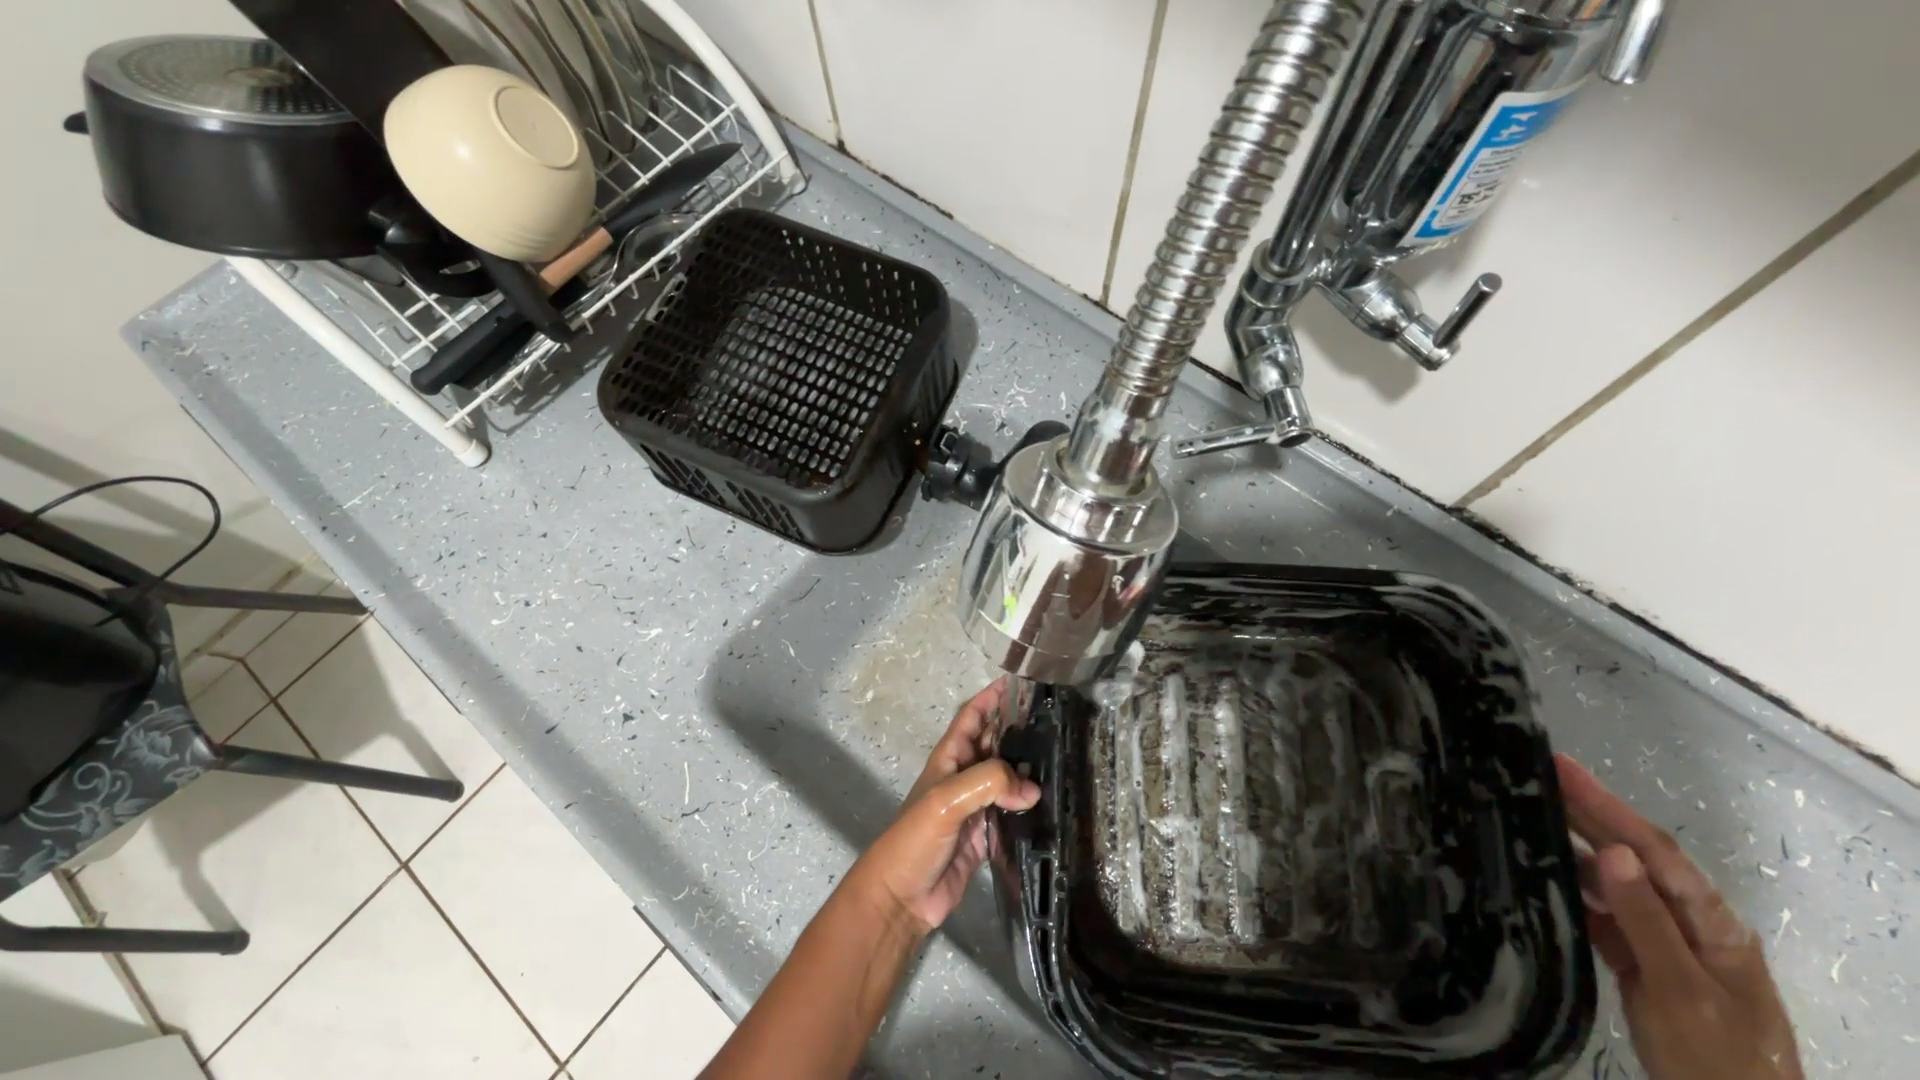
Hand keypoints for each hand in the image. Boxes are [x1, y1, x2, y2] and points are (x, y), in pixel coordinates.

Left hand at [846, 680, 1040, 934]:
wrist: (902, 897)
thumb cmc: (915, 840)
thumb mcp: (946, 801)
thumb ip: (987, 782)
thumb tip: (1031, 789)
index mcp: (948, 759)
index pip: (972, 716)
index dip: (992, 697)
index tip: (1022, 682)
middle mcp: (962, 777)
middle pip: (994, 744)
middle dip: (1019, 729)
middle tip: (1057, 719)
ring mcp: (975, 807)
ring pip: (1006, 778)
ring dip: (1028, 768)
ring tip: (1063, 756)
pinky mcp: (986, 836)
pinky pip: (1011, 812)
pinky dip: (1029, 806)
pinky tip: (1051, 802)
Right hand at [1555, 754, 1802, 1079]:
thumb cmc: (1714, 1055)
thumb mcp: (1681, 990)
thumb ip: (1646, 920)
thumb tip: (1611, 851)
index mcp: (1710, 920)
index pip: (1652, 850)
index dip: (1606, 805)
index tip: (1562, 768)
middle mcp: (1688, 920)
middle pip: (1633, 856)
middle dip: (1589, 812)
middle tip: (1538, 773)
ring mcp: (1665, 940)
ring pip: (1614, 882)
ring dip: (1576, 847)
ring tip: (1529, 815)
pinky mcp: (1642, 962)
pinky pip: (1604, 914)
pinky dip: (1574, 891)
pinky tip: (1544, 875)